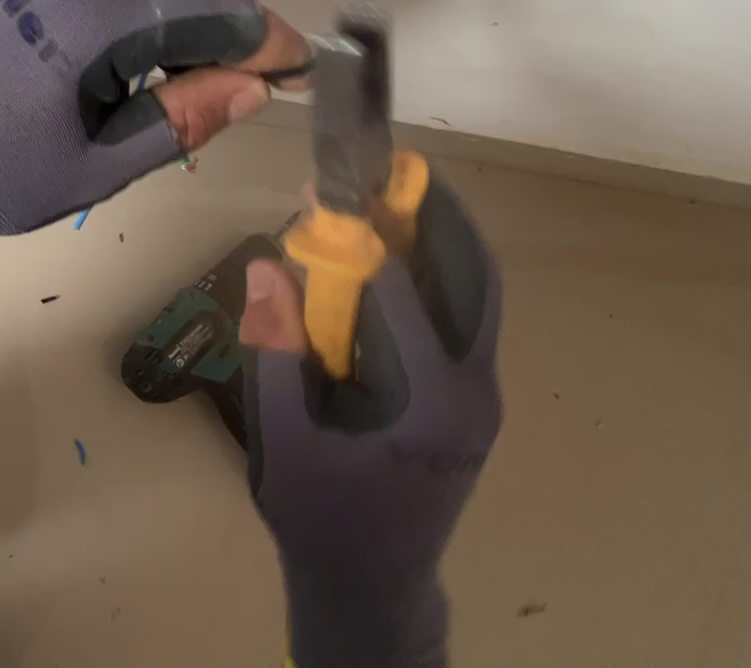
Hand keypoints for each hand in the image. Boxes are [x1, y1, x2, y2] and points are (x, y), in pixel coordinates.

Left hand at [0, 0, 309, 263]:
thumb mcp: (92, 169)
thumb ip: (177, 122)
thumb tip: (253, 86)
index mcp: (91, 20)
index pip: (210, 11)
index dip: (265, 39)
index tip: (298, 70)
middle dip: (230, 27)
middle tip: (246, 86)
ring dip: (184, 23)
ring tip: (189, 88)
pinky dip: (140, 19)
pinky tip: (135, 71)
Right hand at [241, 177, 501, 667]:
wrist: (371, 582)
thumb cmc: (319, 512)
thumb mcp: (283, 435)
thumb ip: (275, 348)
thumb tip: (267, 267)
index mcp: (429, 404)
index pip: (400, 296)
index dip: (361, 238)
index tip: (326, 191)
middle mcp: (474, 392)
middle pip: (471, 280)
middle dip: (437, 217)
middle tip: (396, 169)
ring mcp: (483, 397)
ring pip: (479, 296)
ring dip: (443, 240)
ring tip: (401, 193)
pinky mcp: (473, 401)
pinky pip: (465, 318)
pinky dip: (438, 275)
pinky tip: (398, 255)